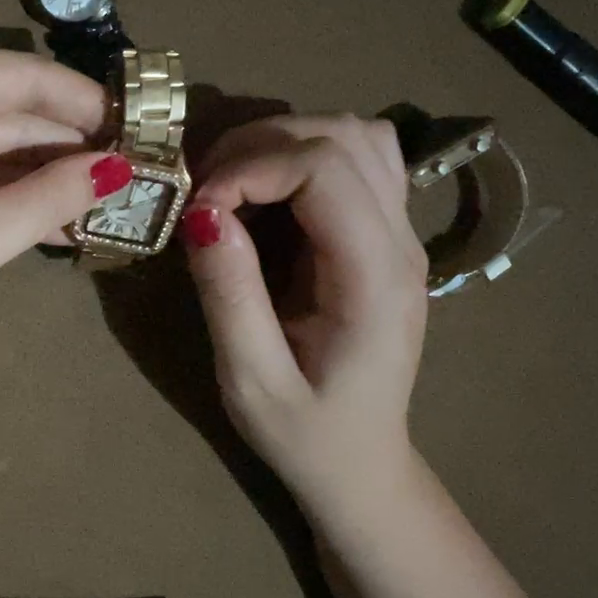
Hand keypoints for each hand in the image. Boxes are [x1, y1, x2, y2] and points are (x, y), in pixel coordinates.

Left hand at [0, 51, 120, 378]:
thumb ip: (45, 200)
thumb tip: (117, 168)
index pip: (22, 78)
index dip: (85, 105)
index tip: (144, 128)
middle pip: (5, 109)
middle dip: (66, 146)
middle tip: (133, 177)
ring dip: (38, 175)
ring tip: (103, 207)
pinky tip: (51, 218)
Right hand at [179, 115, 429, 498]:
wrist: (361, 463)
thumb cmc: (304, 433)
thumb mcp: (251, 378)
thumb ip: (230, 295)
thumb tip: (200, 213)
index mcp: (373, 278)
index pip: (325, 169)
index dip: (250, 169)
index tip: (196, 208)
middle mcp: (400, 241)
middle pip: (343, 135)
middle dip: (258, 146)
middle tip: (201, 189)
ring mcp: (401, 234)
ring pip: (356, 135)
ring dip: (283, 142)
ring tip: (228, 182)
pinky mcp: (383, 237)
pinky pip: (357, 162)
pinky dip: (303, 156)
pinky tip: (264, 192)